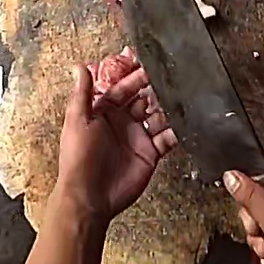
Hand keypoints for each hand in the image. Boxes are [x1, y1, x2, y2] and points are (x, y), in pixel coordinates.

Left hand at [54, 61, 176, 222]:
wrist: (90, 196)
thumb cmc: (79, 158)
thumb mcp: (78, 121)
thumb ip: (82, 93)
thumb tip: (79, 67)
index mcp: (104, 113)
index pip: (122, 90)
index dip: (134, 78)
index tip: (149, 67)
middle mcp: (123, 123)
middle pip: (143, 101)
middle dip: (155, 91)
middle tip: (169, 81)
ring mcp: (139, 138)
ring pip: (159, 117)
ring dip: (168, 109)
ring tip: (178, 100)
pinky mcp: (151, 153)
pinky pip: (168, 138)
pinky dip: (177, 131)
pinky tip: (185, 122)